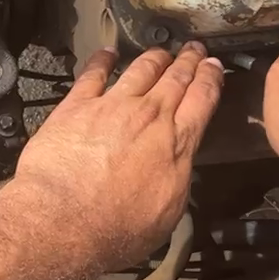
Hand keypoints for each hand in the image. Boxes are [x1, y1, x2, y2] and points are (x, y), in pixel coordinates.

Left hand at [4, 43, 224, 270]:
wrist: (63, 220)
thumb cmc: (116, 228)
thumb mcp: (167, 212)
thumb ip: (176, 179)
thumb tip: (176, 167)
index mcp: (176, 143)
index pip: (202, 100)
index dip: (211, 78)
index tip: (215, 66)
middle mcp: (148, 116)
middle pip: (175, 78)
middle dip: (188, 61)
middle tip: (194, 50)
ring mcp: (111, 106)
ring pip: (139, 70)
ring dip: (153, 58)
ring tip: (160, 52)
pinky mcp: (75, 106)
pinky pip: (92, 74)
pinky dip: (102, 60)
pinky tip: (107, 53)